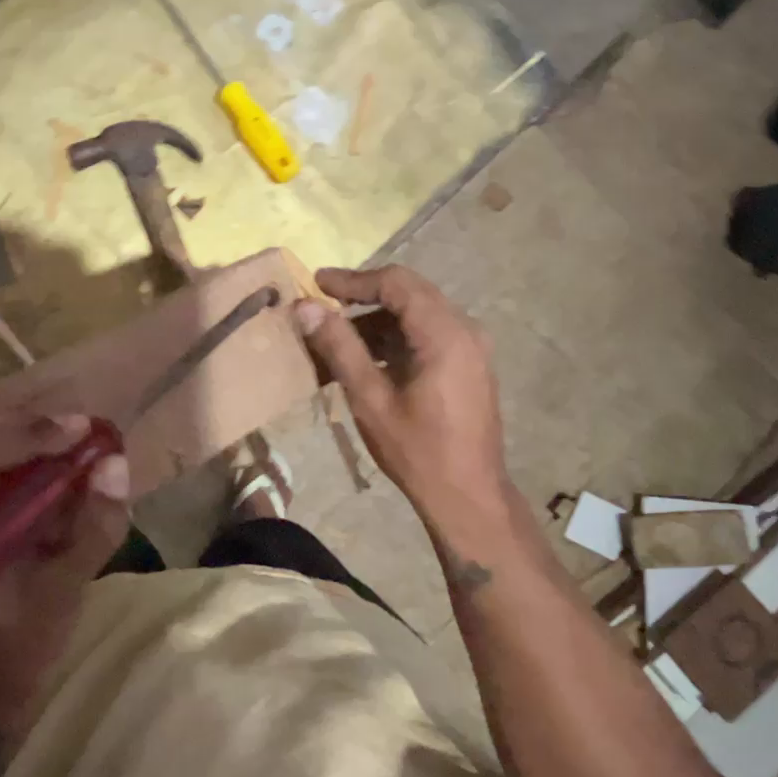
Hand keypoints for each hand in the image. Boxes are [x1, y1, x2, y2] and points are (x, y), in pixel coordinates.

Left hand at [0, 410, 130, 741]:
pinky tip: (37, 454)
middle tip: (74, 429)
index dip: (30, 432)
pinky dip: (1, 443)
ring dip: (10, 427)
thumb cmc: (19, 647)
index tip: (83, 430)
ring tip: (60, 436)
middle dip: (21, 420)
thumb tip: (113, 463)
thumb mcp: (65, 594)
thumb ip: (94, 528)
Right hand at [295, 266, 509, 526]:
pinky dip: (394, 339)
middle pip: (409, 293)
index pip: (396, 283)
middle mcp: (464, 330)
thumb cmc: (418, 451)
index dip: (354, 280)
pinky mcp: (469, 365)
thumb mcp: (370, 399)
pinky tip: (364, 361)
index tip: (316, 284)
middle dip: (363, 297)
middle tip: (321, 305)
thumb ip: (339, 347)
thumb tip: (305, 307)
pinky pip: (428, 335)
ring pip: (417, 314)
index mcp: (445, 334)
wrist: (469, 496)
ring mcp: (471, 348)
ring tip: (335, 340)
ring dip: (376, 321)